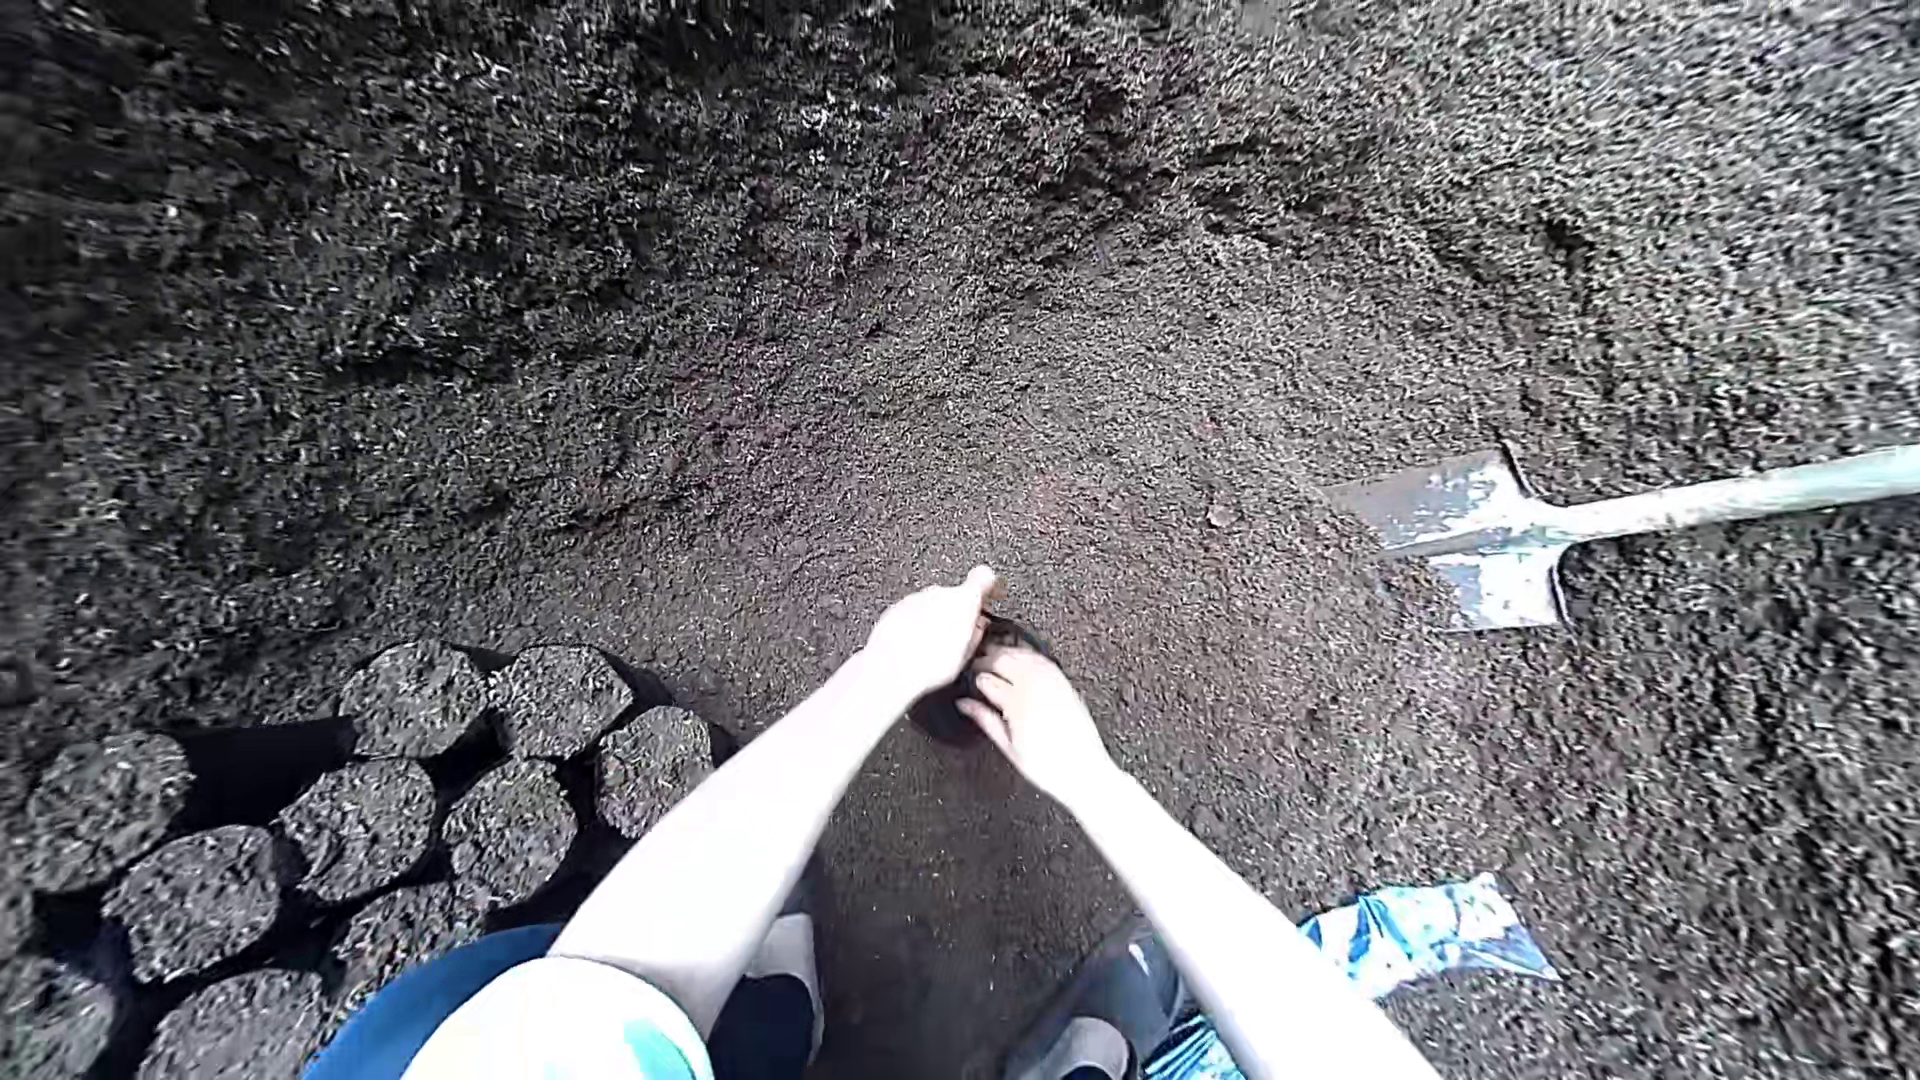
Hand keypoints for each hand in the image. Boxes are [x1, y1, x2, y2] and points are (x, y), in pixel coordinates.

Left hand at [862, 566, 998, 700]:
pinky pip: (914, 612)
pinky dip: (917, 624)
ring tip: (934, 647)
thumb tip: (979, 627)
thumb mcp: (966, 654)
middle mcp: (938, 593)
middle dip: (959, 611)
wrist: (891, 668)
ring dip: (936, 619)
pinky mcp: (896, 607)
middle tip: (959, 636)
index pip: (984, 576)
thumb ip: (976, 632)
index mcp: (963, 600)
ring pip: (933, 604)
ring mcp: (915, 598)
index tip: (990, 596)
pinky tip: (917, 645)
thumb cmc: (929, 663)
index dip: (989, 585)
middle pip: (956, 595)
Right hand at [958, 647, 1120, 810]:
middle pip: (1002, 659)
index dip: (974, 678)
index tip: (969, 680)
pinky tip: (1020, 659)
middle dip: (985, 659)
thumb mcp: (1008, 748)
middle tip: (976, 664)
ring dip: (1005, 652)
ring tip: (994, 657)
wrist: (1085, 771)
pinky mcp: (1064, 681)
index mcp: (1017, 702)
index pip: (986, 679)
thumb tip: (965, 705)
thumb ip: (985, 720)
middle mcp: (1035, 686)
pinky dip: (1026, 654)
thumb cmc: (1051, 767)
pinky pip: (1040, 658)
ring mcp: (1051, 681)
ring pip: (1021, 653)